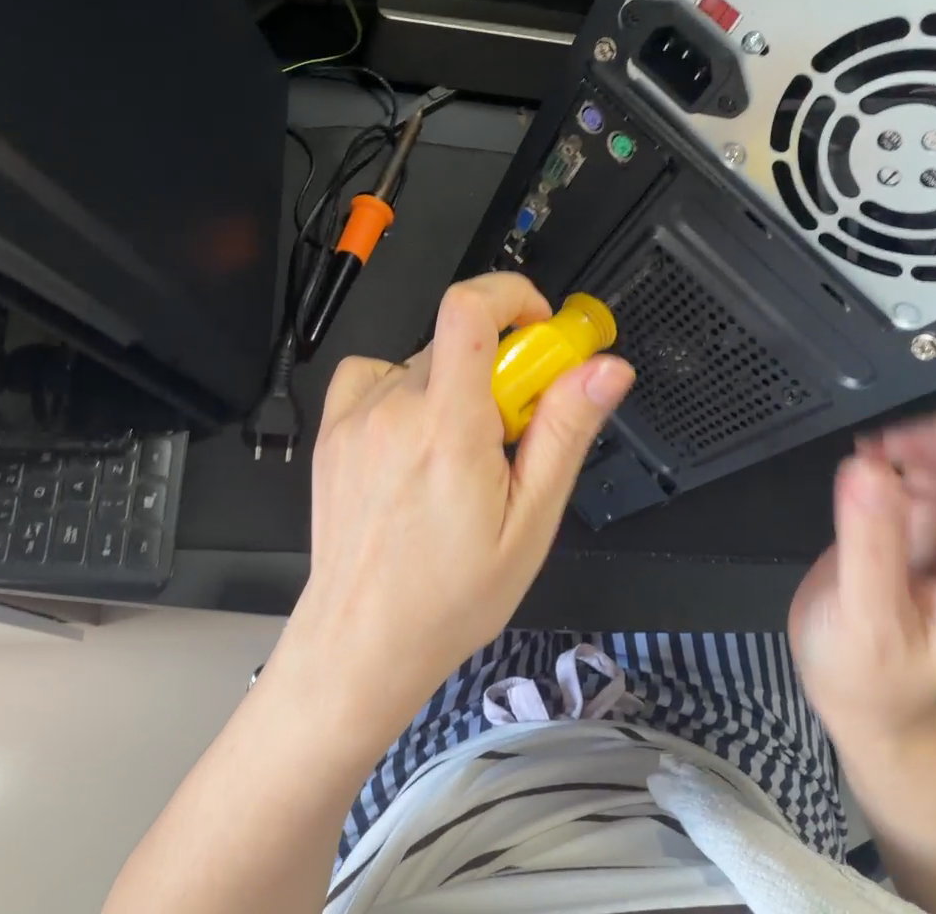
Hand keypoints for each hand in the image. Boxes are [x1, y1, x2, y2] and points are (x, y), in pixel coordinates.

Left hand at [282, 273, 635, 726]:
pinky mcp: (332, 433)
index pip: (470, 309)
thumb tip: (603, 370)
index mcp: (448, 429)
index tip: (537, 326)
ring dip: (450, 387)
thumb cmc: (447, 597)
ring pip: (418, 363)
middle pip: (456, 341)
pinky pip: (372, 377)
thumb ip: (564, 433)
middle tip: (511, 428)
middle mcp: (394, 412)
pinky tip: (413, 437)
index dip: (511, 296)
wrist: (364, 638)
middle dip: (496, 369)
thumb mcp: (528, 523)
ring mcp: (356, 420)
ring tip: (458, 453)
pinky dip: (399, 390)